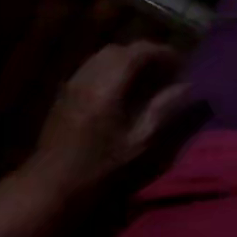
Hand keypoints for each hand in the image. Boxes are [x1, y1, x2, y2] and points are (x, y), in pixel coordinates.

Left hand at [22, 41, 192, 201]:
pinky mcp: (64, 93)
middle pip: (120, 50)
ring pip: (103, 56)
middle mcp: (87, 77)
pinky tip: (123, 90)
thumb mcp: (139, 142)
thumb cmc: (99, 168)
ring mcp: (72, 83)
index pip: (138, 52)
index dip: (163, 53)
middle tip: (167, 71)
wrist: (50, 186)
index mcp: (107, 87)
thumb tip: (186, 86)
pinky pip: (92, 68)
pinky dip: (113, 69)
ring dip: (129, 60)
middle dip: (146, 54)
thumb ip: (163, 109)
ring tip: (148, 78)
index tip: (183, 65)